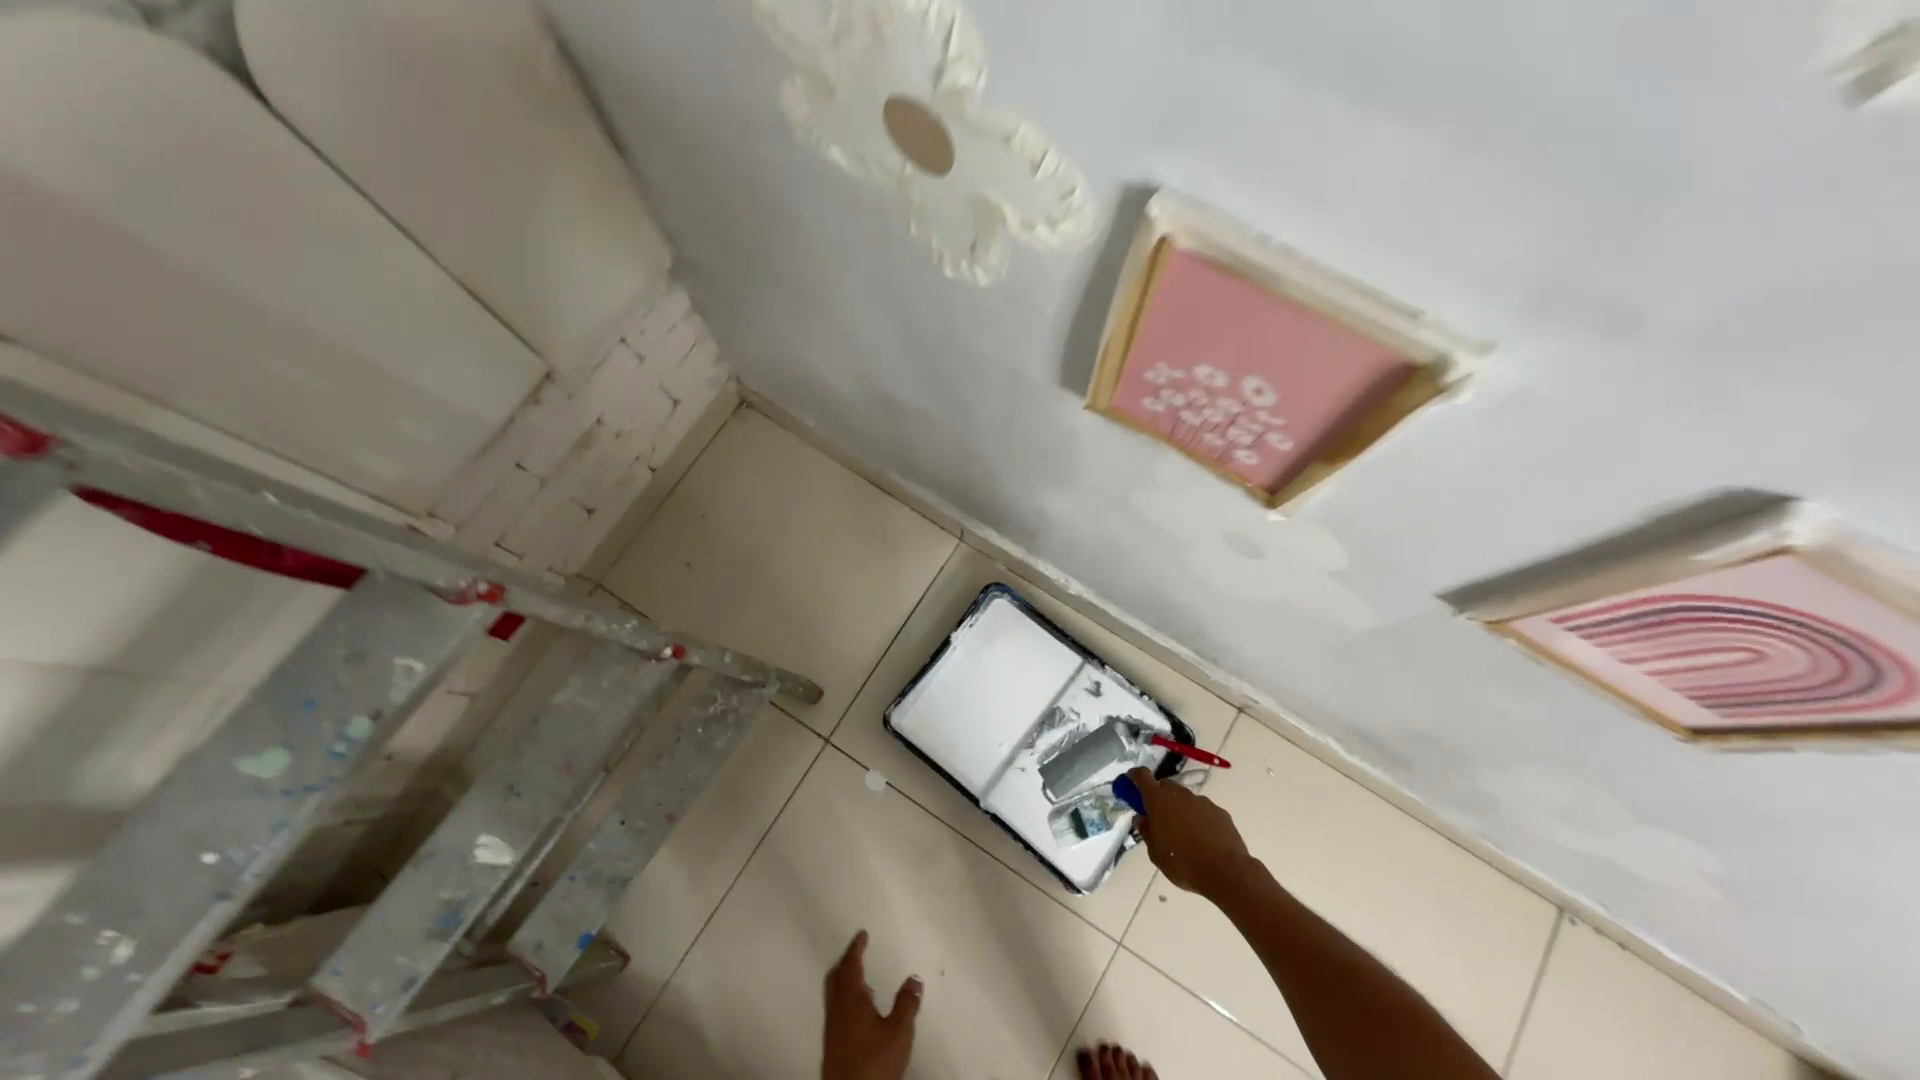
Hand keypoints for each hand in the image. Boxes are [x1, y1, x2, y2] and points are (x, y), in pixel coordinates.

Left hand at [822, 930, 922, 1079]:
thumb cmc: (874, 1061)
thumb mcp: (899, 1032)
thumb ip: (907, 1004)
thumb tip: (914, 978)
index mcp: (851, 999)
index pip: (851, 965)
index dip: (856, 948)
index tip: (861, 934)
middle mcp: (837, 1009)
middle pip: (836, 976)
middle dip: (846, 961)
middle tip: (858, 950)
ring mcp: (832, 1027)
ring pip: (834, 993)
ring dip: (844, 978)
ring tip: (861, 976)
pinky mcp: (832, 1043)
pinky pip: (836, 1007)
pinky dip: (845, 996)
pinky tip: (859, 1008)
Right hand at [1127, 766, 1253, 899]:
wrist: (1226, 871)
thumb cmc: (1183, 863)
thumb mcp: (1155, 853)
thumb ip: (1147, 832)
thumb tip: (1142, 818)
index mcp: (1159, 801)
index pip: (1142, 776)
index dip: (1135, 777)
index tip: (1131, 783)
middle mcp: (1181, 795)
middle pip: (1166, 787)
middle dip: (1159, 797)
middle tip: (1158, 818)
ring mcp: (1203, 802)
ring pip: (1186, 799)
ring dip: (1180, 810)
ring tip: (1184, 835)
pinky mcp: (1220, 812)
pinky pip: (1203, 811)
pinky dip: (1199, 819)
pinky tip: (1203, 840)